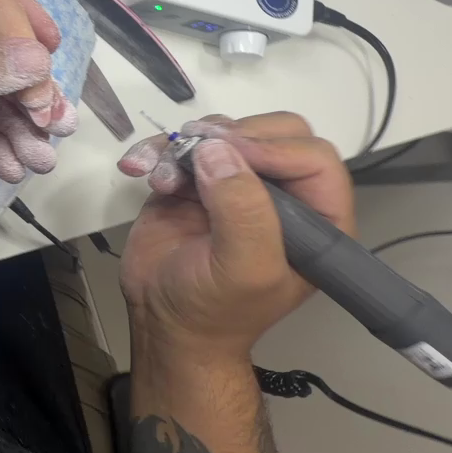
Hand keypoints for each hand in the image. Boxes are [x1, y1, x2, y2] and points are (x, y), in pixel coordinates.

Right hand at [114, 114, 354, 360]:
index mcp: (316, 218)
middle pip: (272, 132)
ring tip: (158, 176)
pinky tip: (135, 169)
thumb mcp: (245, 268)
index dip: (272, 148)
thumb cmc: (216, 307)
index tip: (228, 157)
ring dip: (181, 143)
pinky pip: (175, 146)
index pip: (312, 157)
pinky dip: (152, 151)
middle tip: (194, 150)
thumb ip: (243, 211)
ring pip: (219, 133)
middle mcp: (279, 195)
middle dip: (230, 134)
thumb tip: (215, 150)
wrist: (162, 320)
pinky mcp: (188, 183)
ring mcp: (230, 185)